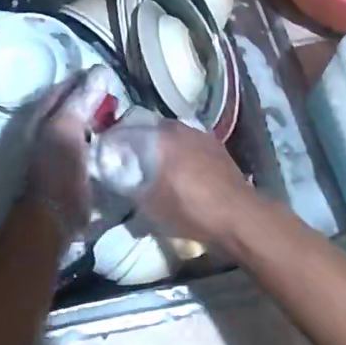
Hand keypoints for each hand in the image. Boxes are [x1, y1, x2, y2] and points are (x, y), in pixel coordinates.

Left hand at [22, 66, 115, 234]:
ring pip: (86, 126)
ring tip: (125, 116)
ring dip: (103, 121)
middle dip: (96, 100)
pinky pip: (94, 146)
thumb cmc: (58, 170)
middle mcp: (50, 131)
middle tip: (121, 97)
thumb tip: (100, 72)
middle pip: (75, 107)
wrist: (57, 216)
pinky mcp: (77, 169)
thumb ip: (81, 101)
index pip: (65, 89)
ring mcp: (64, 151)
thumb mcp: (66, 130)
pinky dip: (107, 140)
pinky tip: (123, 140)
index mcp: (43, 119)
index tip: (110, 76)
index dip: (84, 80)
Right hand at [93, 118, 260, 244]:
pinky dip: (179, 152)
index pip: (126, 130)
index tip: (106, 156)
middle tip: (128, 161)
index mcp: (160, 136)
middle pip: (149, 129)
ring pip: (171, 135)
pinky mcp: (217, 147)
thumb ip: (129, 187)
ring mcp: (202, 135)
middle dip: (137, 142)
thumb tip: (115, 178)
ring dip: (160, 146)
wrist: (239, 216)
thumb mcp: (150, 205)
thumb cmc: (191, 209)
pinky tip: (178, 170)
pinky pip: (189, 143)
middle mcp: (180, 127)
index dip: (114, 143)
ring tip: (153, 165)